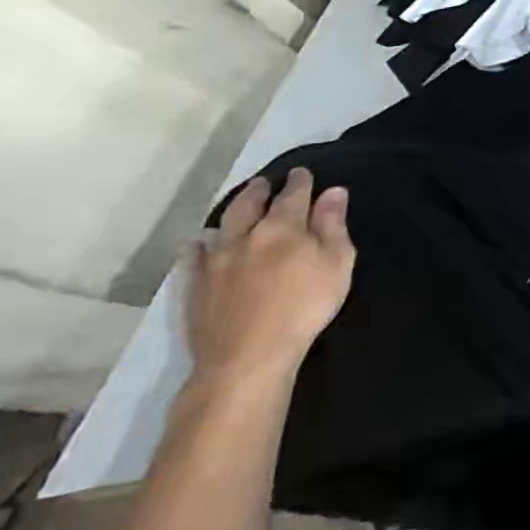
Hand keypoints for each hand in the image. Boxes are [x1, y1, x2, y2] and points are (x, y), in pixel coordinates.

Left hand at [187, 168, 355, 382]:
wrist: (247, 357)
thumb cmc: (304, 307)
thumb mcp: (336, 264)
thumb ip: (333, 225)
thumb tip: (333, 191)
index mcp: (283, 226)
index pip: (293, 194)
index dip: (299, 181)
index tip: (302, 172)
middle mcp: (246, 235)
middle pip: (250, 203)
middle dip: (260, 190)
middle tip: (265, 182)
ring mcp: (216, 261)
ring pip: (222, 225)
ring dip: (232, 211)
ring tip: (238, 205)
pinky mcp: (196, 287)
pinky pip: (193, 258)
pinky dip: (197, 246)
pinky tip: (198, 243)